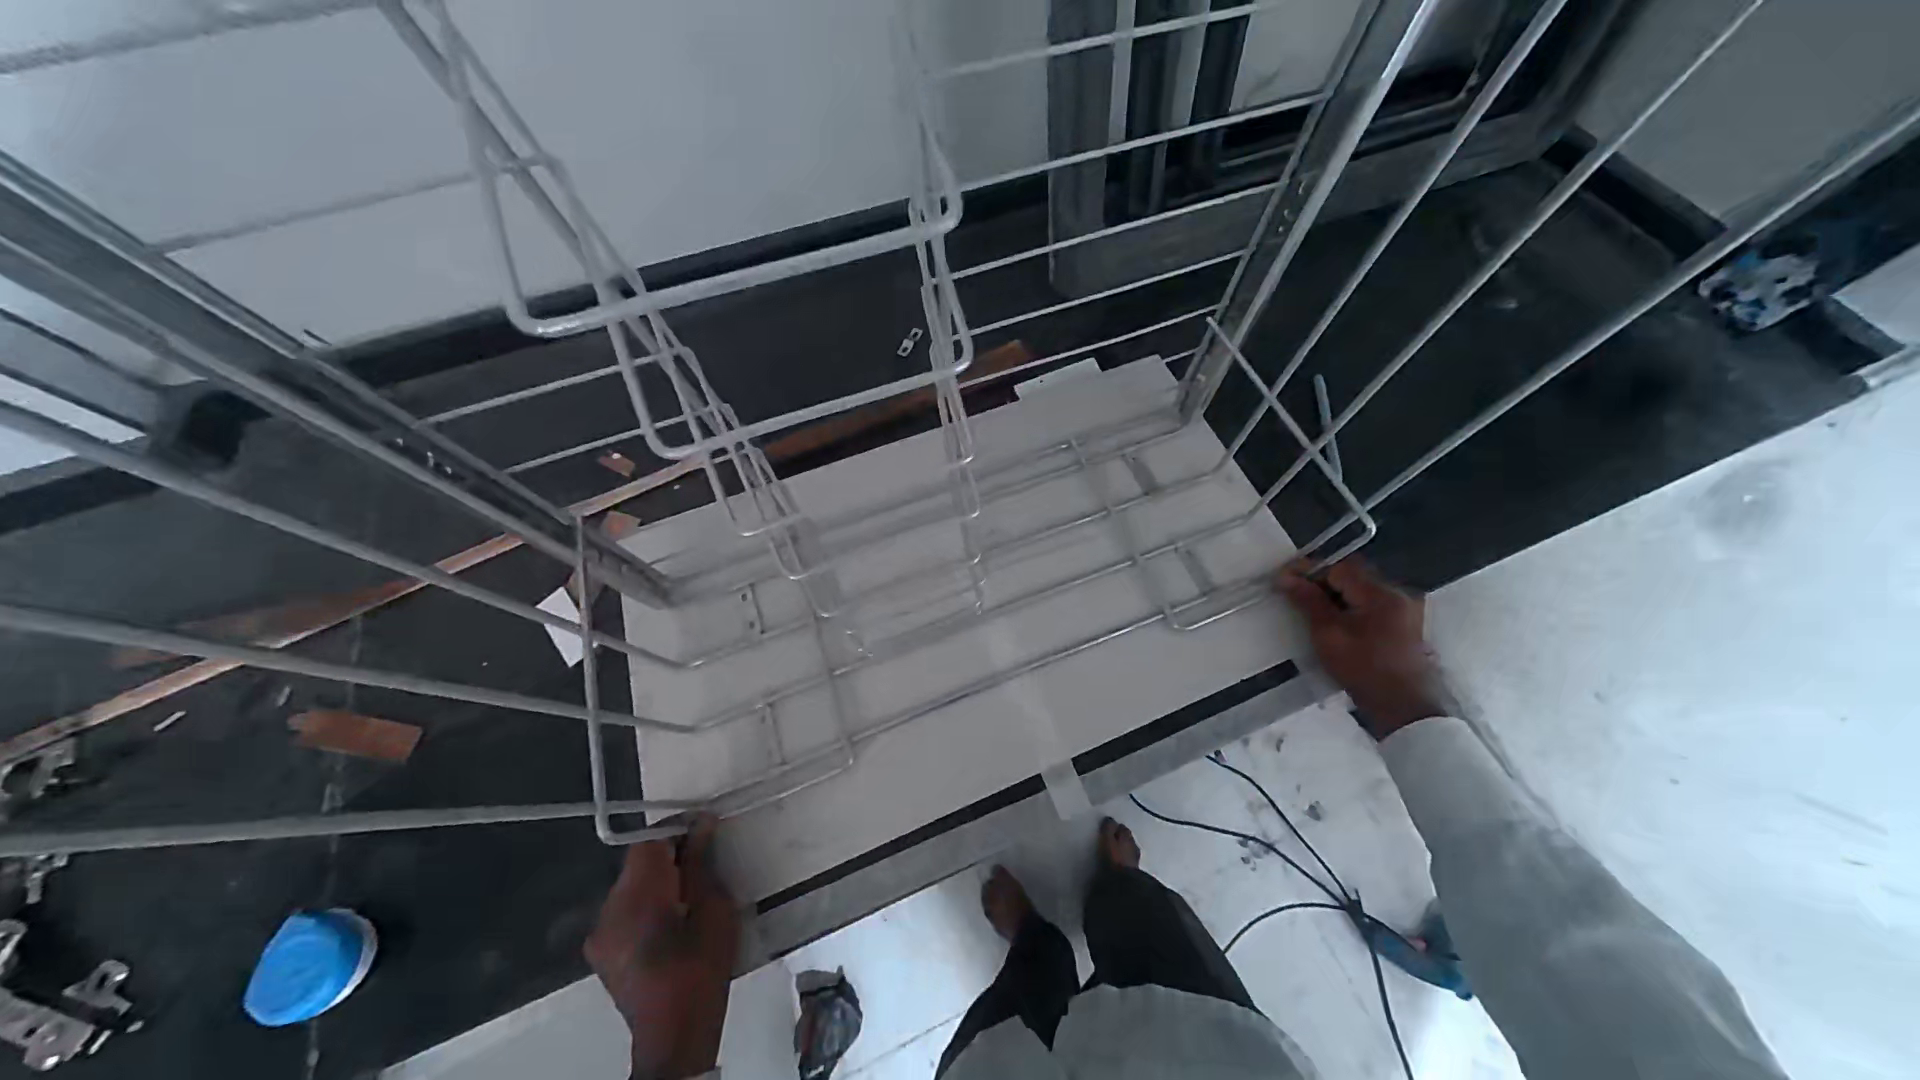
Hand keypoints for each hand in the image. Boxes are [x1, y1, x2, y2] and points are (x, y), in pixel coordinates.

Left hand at [584, 815, 738, 1078]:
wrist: (674, 1036)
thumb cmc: (701, 969)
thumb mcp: (714, 909)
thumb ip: (701, 863)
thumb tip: (701, 825)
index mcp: (635, 897)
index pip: (649, 842)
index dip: (677, 830)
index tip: (705, 828)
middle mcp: (607, 910)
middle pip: (638, 863)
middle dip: (670, 855)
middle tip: (704, 859)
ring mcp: (599, 932)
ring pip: (631, 885)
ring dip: (659, 879)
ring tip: (689, 890)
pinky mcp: (601, 950)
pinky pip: (625, 908)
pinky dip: (647, 902)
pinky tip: (671, 917)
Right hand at [1275, 557, 1451, 738]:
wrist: (1402, 706)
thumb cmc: (1361, 669)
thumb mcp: (1328, 633)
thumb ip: (1308, 600)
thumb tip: (1285, 576)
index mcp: (1381, 594)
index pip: (1339, 568)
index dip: (1309, 570)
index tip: (1283, 577)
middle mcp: (1398, 593)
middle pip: (1352, 574)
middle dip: (1321, 579)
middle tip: (1293, 590)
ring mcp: (1404, 607)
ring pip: (1361, 587)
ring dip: (1334, 591)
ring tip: (1309, 604)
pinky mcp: (1404, 621)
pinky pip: (1371, 601)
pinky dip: (1350, 603)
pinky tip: (1334, 616)